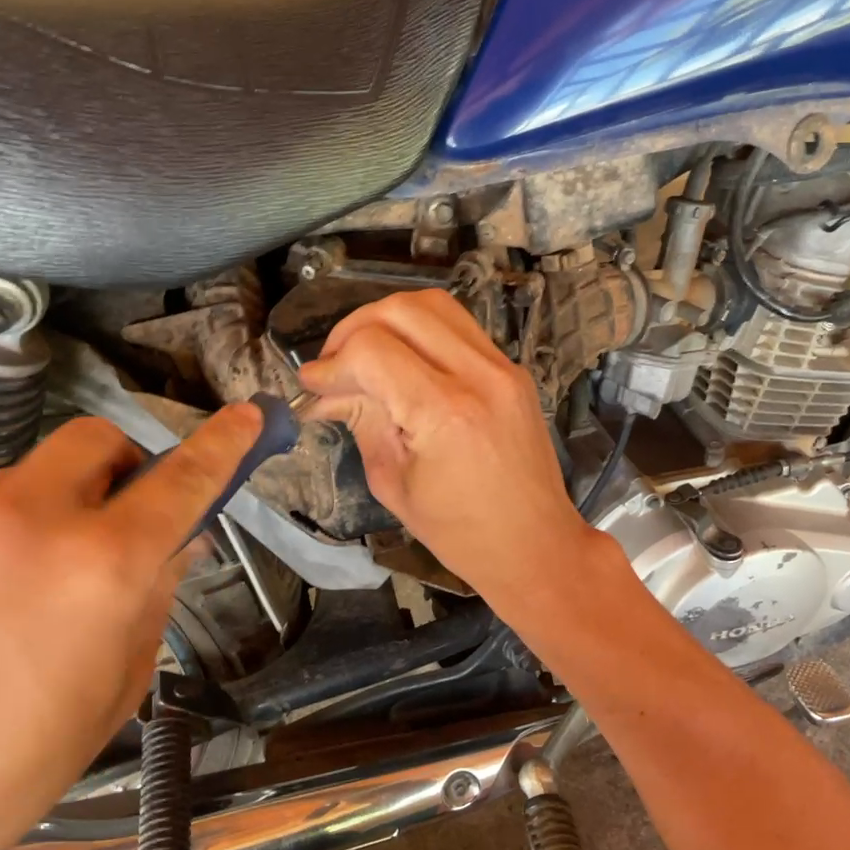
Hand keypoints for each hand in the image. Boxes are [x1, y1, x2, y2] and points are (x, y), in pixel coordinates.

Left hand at [0, 408, 261, 849]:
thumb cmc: (13, 770)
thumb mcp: (116, 688)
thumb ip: (151, 599)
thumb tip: (173, 545)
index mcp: (98, 567)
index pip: (181, 480)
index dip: (222, 444)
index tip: (248, 415)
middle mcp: (24, 520)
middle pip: (93, 440)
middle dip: (122, 465)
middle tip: (117, 519)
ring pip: (23, 480)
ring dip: (48, 512)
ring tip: (22, 591)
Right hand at [298, 289, 600, 606]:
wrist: (535, 544)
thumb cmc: (462, 533)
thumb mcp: (394, 483)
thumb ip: (361, 423)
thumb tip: (326, 392)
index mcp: (446, 412)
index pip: (372, 350)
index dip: (332, 363)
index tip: (313, 384)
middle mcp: (479, 376)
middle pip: (400, 310)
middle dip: (354, 330)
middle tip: (335, 366)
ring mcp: (503, 367)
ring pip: (433, 305)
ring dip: (388, 321)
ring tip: (365, 356)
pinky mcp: (513, 370)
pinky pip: (459, 327)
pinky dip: (421, 333)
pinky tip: (403, 364)